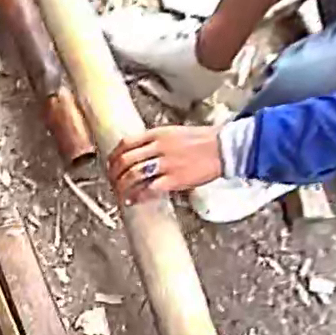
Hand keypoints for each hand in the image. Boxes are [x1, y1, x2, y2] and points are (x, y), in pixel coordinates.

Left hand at [107, 126, 222, 202]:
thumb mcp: (176, 133)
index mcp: (158, 134)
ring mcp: (166, 164)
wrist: (226, 147)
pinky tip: (131, 201)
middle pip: (125, 161)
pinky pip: (147, 189)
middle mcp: (159, 147)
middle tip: (112, 182)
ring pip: (132, 175)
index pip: (126, 143)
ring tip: (119, 193)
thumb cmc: (203, 141)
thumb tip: (137, 153)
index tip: (109, 165)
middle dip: (113, 174)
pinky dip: (135, 197)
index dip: (113, 157)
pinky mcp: (174, 179)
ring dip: (121, 187)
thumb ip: (155, 141)